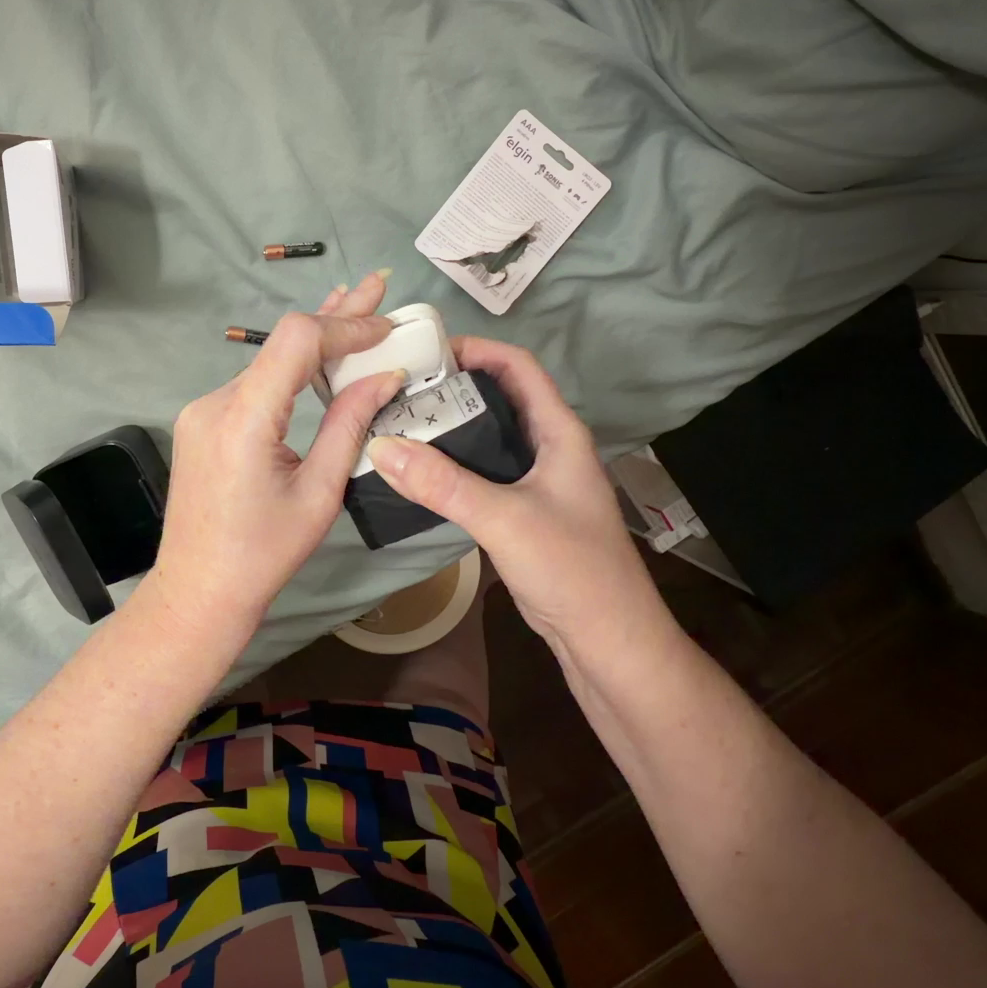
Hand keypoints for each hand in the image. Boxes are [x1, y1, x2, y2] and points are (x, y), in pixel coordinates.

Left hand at [142, 272, 404, 634]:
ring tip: (357, 309)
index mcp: (243, 419)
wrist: (198, 589)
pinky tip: (318, 359)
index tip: (387, 326)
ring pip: (266, 362)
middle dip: (334, 315)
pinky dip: (289, 371)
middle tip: (378, 285)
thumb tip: (386, 376)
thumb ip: (350, 426)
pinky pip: (252, 385)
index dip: (345, 325)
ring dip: (313, 343)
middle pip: (280, 343)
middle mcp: (215, 402)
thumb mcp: (319, 494)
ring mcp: (202, 411)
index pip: (297, 341)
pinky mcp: (201, 423)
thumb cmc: (263, 555)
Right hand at [363, 337, 674, 651]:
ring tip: (397, 425)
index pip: (519, 368)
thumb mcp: (504, 518)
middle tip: (397, 390)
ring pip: (487, 440)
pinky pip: (480, 475)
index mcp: (560, 433)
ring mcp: (535, 483)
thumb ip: (443, 484)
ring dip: (448, 429)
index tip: (425, 351)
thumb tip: (380, 446)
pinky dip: (450, 466)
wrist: (606, 638)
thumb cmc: (571, 568)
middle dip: (451, 388)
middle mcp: (548, 450)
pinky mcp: (521, 513)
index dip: (477, 349)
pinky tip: (417, 475)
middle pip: (498, 399)